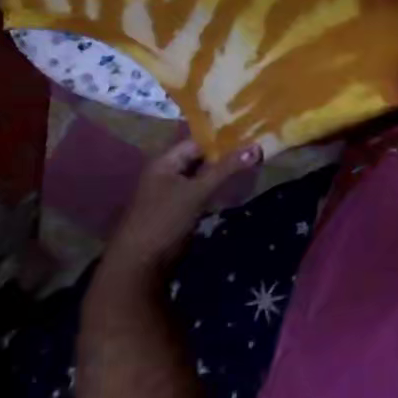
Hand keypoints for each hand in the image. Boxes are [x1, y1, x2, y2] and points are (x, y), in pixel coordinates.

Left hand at [98, 139, 257, 285]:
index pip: (198, 141)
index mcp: (166, 161)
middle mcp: (168, 173)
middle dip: (226, 154)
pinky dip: (218, 189)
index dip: (222, 136)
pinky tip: (239, 186)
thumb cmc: (164, 220)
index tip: (249, 130)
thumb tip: (256, 147)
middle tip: (257, 145)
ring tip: (254, 162)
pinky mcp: (181, 211)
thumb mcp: (196, 192)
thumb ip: (225, 169)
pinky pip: (203, 193)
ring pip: (204, 176)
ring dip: (224, 172)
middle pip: (201, 157)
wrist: (140, 267)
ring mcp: (174, 193)